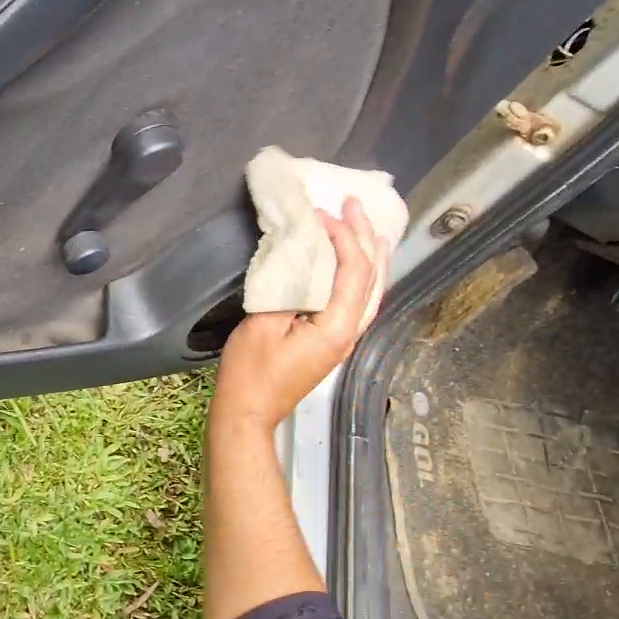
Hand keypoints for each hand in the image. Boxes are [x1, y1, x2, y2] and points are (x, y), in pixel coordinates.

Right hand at [213, 197, 392, 431]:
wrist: (248, 414)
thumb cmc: (249, 373)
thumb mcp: (261, 326)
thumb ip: (287, 289)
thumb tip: (301, 259)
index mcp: (336, 326)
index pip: (354, 270)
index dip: (342, 237)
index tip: (322, 214)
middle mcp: (350, 331)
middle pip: (371, 277)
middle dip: (365, 237)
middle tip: (355, 205)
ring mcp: (343, 340)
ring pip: (370, 290)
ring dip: (370, 256)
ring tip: (368, 228)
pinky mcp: (331, 343)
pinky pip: (358, 301)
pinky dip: (360, 277)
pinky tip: (354, 267)